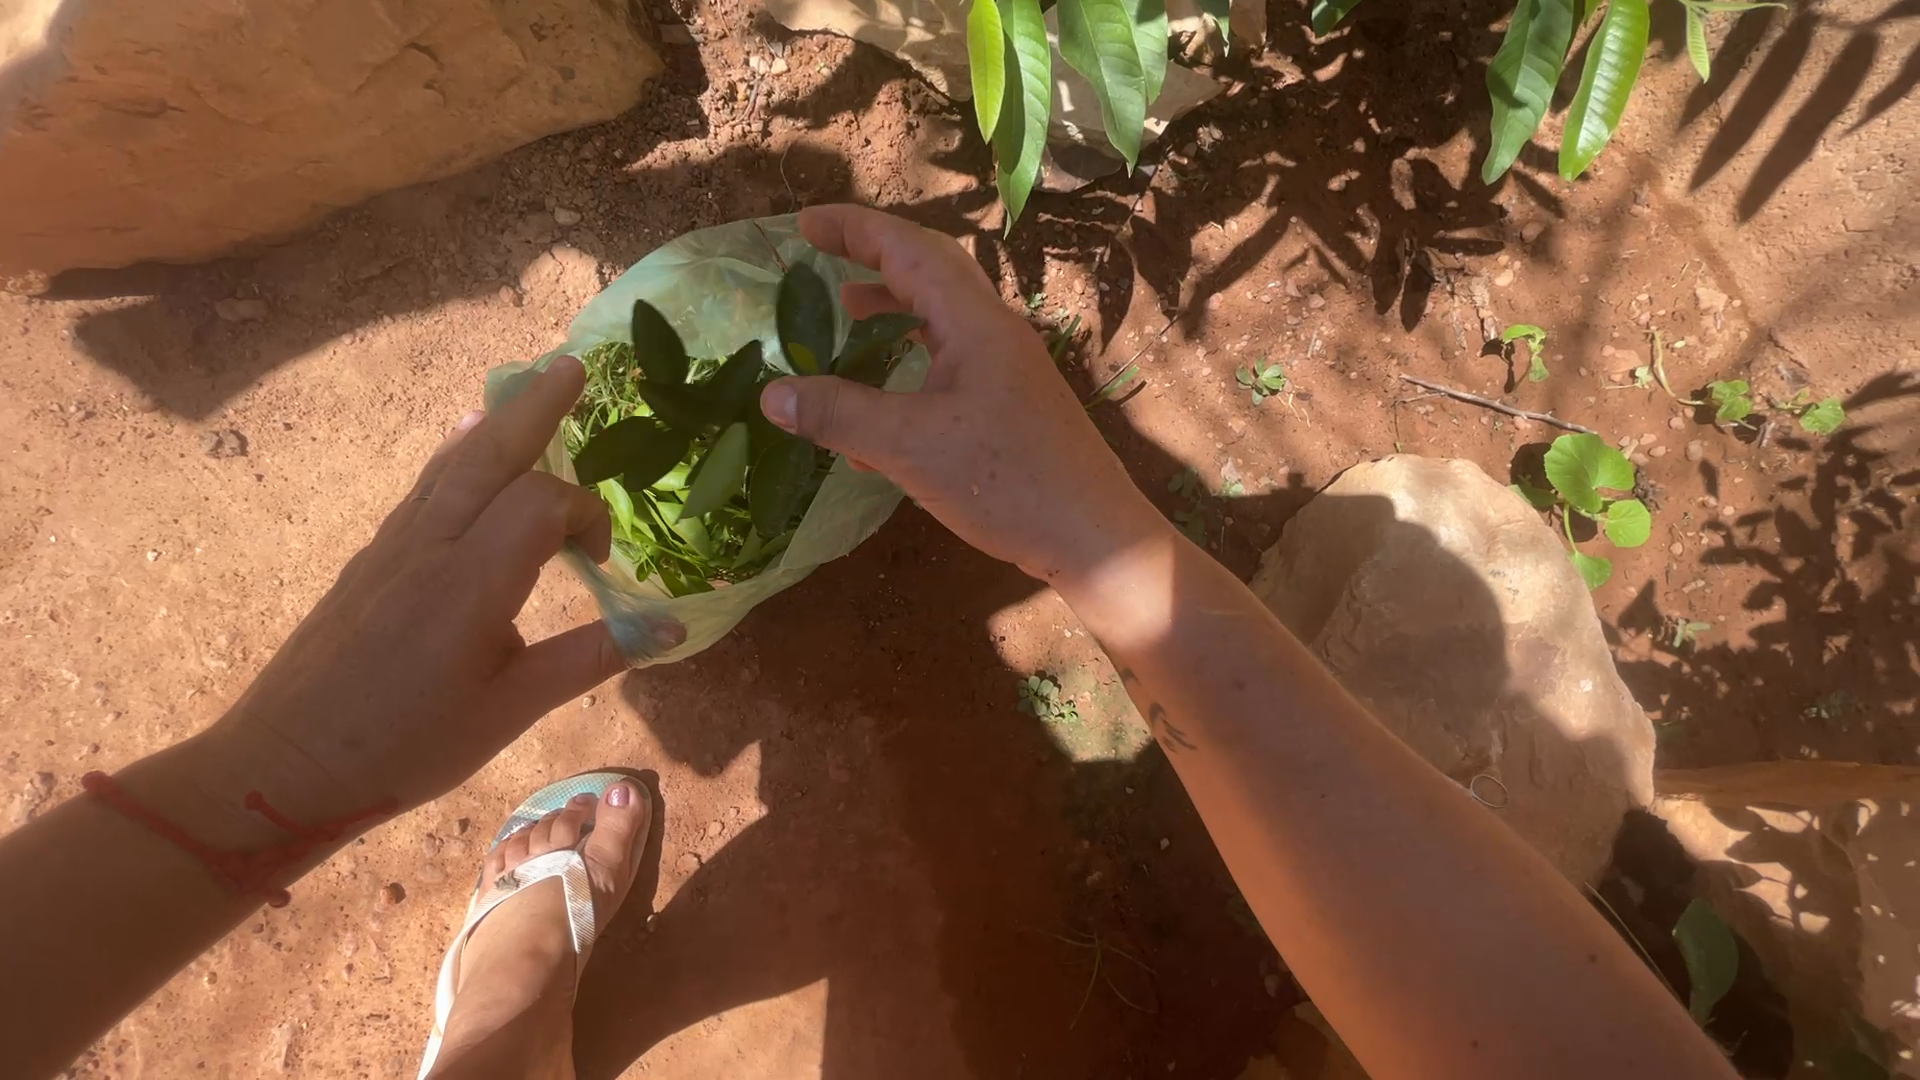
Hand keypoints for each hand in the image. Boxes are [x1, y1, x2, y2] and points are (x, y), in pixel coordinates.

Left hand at [146, 358, 624, 840]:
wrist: (279, 770)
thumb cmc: (407, 745)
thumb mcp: (514, 708)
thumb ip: (594, 656)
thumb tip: (674, 628)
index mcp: (471, 582)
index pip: (543, 504)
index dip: (588, 516)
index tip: (602, 561)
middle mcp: (430, 546)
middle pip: (490, 455)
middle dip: (536, 407)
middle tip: (573, 365)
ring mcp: (394, 546)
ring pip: (453, 463)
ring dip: (498, 421)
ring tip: (529, 385)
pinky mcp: (375, 559)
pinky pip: (426, 486)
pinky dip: (458, 452)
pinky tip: (465, 441)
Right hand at [759, 205, 1170, 584]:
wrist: (1092, 537)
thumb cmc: (1007, 482)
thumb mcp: (911, 448)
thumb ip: (841, 417)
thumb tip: (772, 395)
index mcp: (975, 325)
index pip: (909, 250)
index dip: (854, 230)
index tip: (805, 224)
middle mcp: (997, 336)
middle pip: (931, 276)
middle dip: (875, 262)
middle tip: (826, 261)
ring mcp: (1010, 374)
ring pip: (943, 324)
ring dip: (895, 315)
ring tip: (849, 318)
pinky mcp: (1013, 410)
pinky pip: (953, 371)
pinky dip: (912, 371)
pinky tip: (887, 409)